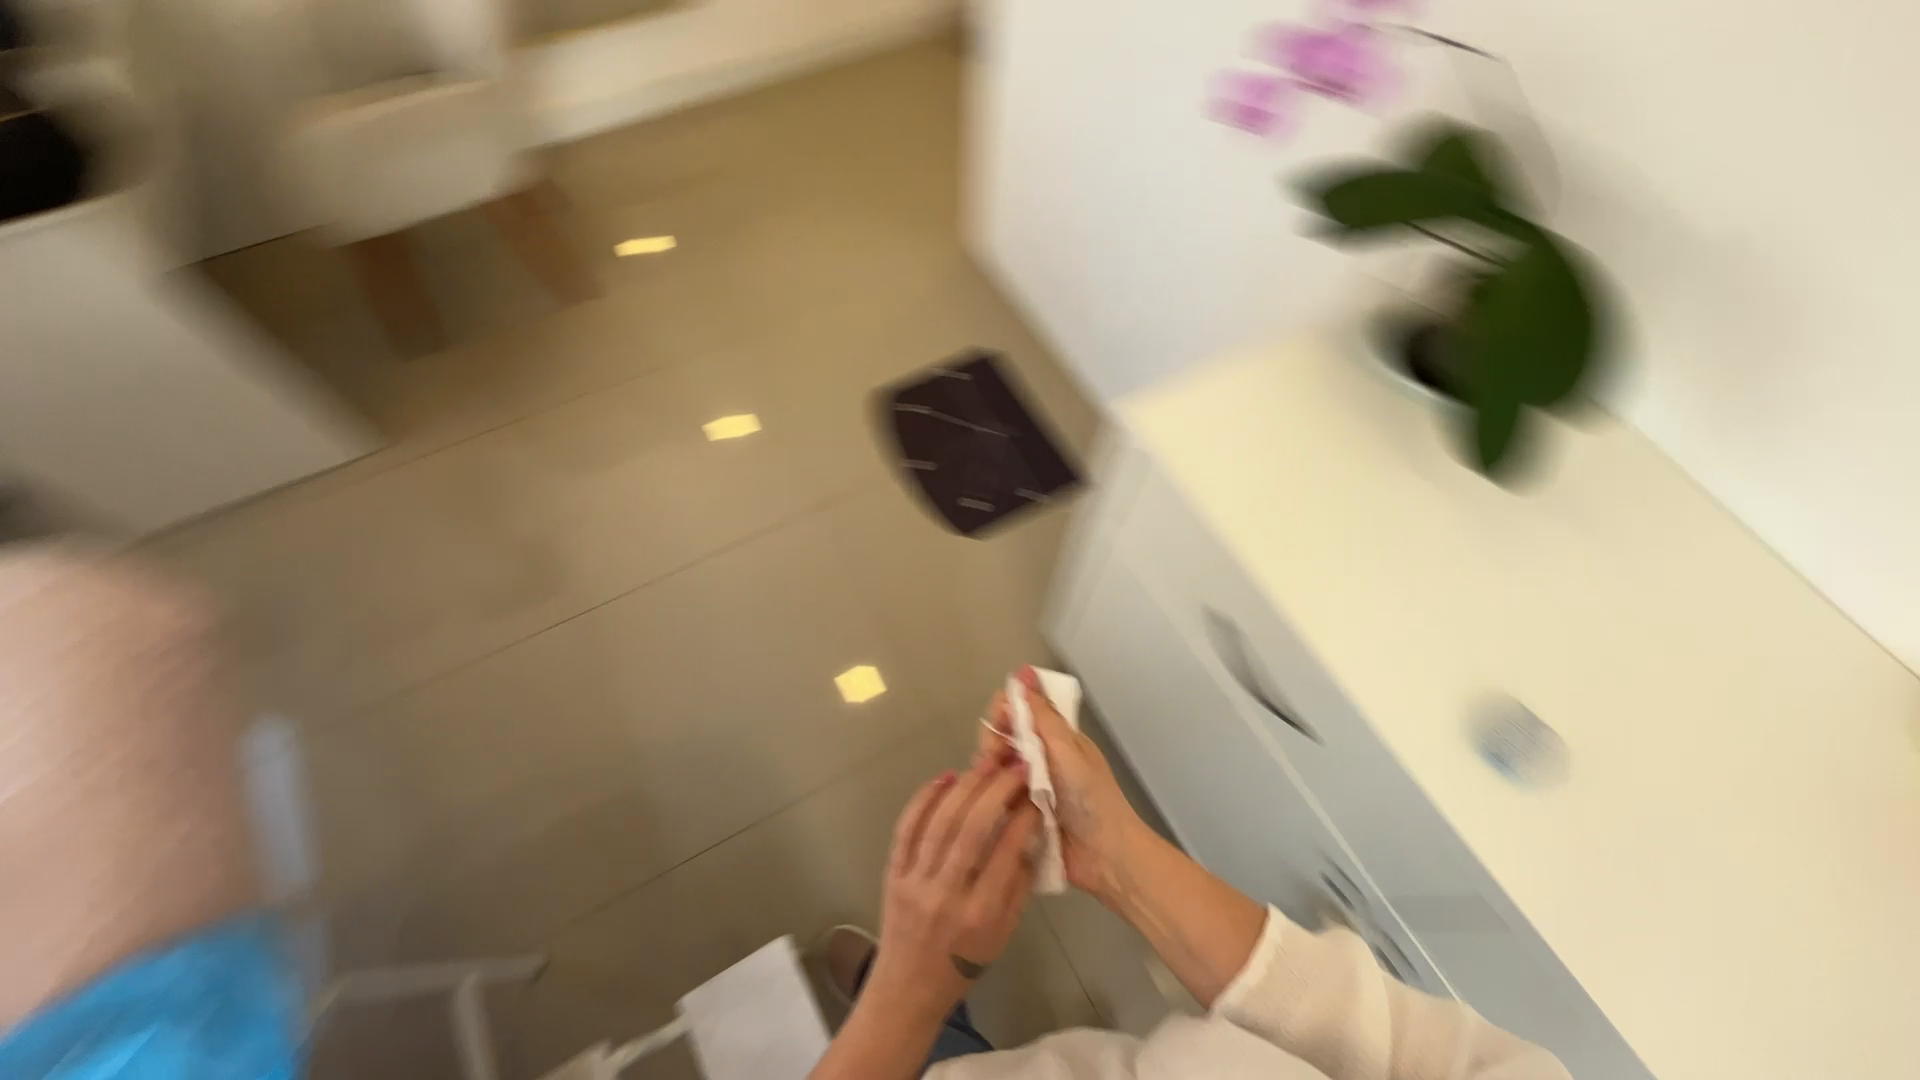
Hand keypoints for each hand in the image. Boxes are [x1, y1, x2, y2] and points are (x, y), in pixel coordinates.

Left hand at [869, 755, 1039, 1017]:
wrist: (909, 987)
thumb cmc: (964, 964)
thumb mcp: (1004, 933)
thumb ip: (1018, 884)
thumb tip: (1029, 833)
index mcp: (981, 913)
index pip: (1006, 851)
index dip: (1023, 815)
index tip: (1035, 790)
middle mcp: (947, 893)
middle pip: (972, 828)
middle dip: (996, 790)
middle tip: (1015, 765)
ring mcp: (915, 881)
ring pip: (941, 822)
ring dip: (965, 786)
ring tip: (985, 763)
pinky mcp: (893, 873)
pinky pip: (907, 828)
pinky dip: (924, 799)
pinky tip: (945, 778)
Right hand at [985, 666, 1147, 906]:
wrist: (1106, 856)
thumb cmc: (1092, 800)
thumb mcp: (1068, 752)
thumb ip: (1042, 716)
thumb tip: (1024, 671)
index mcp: (1054, 739)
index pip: (1016, 710)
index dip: (1003, 712)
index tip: (1001, 726)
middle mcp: (1037, 759)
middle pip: (998, 738)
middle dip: (992, 745)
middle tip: (997, 763)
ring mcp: (1026, 788)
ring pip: (992, 768)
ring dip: (989, 773)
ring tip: (995, 788)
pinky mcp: (1017, 816)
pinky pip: (992, 798)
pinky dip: (988, 797)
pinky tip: (985, 804)